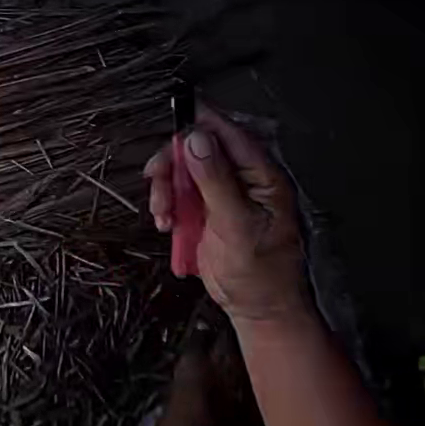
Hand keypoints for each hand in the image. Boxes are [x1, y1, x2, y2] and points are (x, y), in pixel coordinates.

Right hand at [145, 106, 310, 324]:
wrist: (257, 310)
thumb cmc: (264, 275)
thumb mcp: (237, 225)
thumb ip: (216, 181)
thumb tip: (198, 140)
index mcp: (261, 176)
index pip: (229, 134)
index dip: (202, 121)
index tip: (176, 115)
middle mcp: (241, 179)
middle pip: (198, 149)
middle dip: (173, 164)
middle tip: (159, 181)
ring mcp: (221, 194)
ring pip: (182, 171)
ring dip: (166, 189)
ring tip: (164, 213)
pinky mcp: (205, 210)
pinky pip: (177, 194)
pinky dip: (167, 205)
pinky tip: (167, 222)